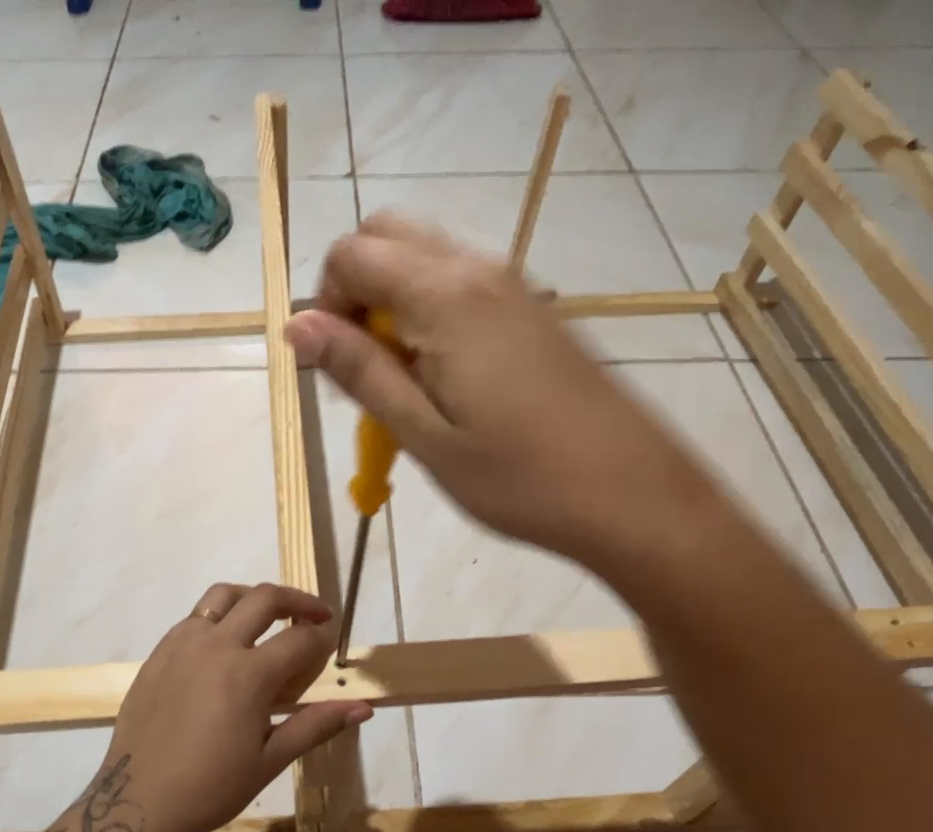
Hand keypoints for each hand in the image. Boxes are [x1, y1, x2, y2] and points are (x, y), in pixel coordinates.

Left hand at [102, 583, 373, 831]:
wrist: (138, 801)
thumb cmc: (210, 788)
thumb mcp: (270, 760)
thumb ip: (315, 725)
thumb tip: (363, 707)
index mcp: (248, 674)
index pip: (299, 639)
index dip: (323, 639)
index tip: (332, 645)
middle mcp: (215, 646)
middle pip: (264, 598)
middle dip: (298, 601)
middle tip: (315, 615)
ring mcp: (182, 644)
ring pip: (223, 596)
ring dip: (253, 598)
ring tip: (269, 616)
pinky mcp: (158, 653)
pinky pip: (194, 618)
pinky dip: (219, 617)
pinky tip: (225, 645)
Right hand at [286, 214, 729, 577]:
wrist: (636, 496)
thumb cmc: (521, 478)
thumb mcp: (425, 436)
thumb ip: (360, 372)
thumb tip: (296, 325)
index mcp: (445, 297)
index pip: (352, 254)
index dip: (325, 303)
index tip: (335, 368)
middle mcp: (479, 271)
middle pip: (388, 235)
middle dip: (355, 287)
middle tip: (364, 364)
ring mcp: (515, 287)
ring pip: (427, 256)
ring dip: (393, 300)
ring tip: (405, 383)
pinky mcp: (537, 310)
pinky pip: (463, 283)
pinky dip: (432, 310)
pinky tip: (449, 381)